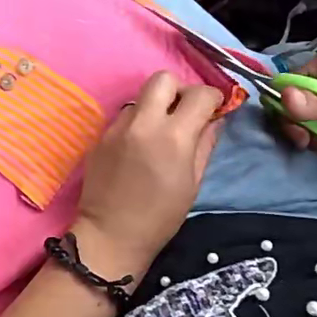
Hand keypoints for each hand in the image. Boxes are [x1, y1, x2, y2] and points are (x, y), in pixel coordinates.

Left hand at [72, 70, 223, 278]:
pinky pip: (125, 116)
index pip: (199, 94)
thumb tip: (215, 119)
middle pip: (163, 79)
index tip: (214, 108)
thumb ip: (205, 144)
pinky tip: (140, 148)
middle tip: (185, 113)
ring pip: (141, 97)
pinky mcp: (101, 136)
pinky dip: (138, 123)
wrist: (111, 236)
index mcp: (174, 137)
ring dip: (156, 106)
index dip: (213, 97)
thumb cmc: (161, 217)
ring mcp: (117, 127)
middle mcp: (144, 123)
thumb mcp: (193, 183)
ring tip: (161, 132)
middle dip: (180, 90)